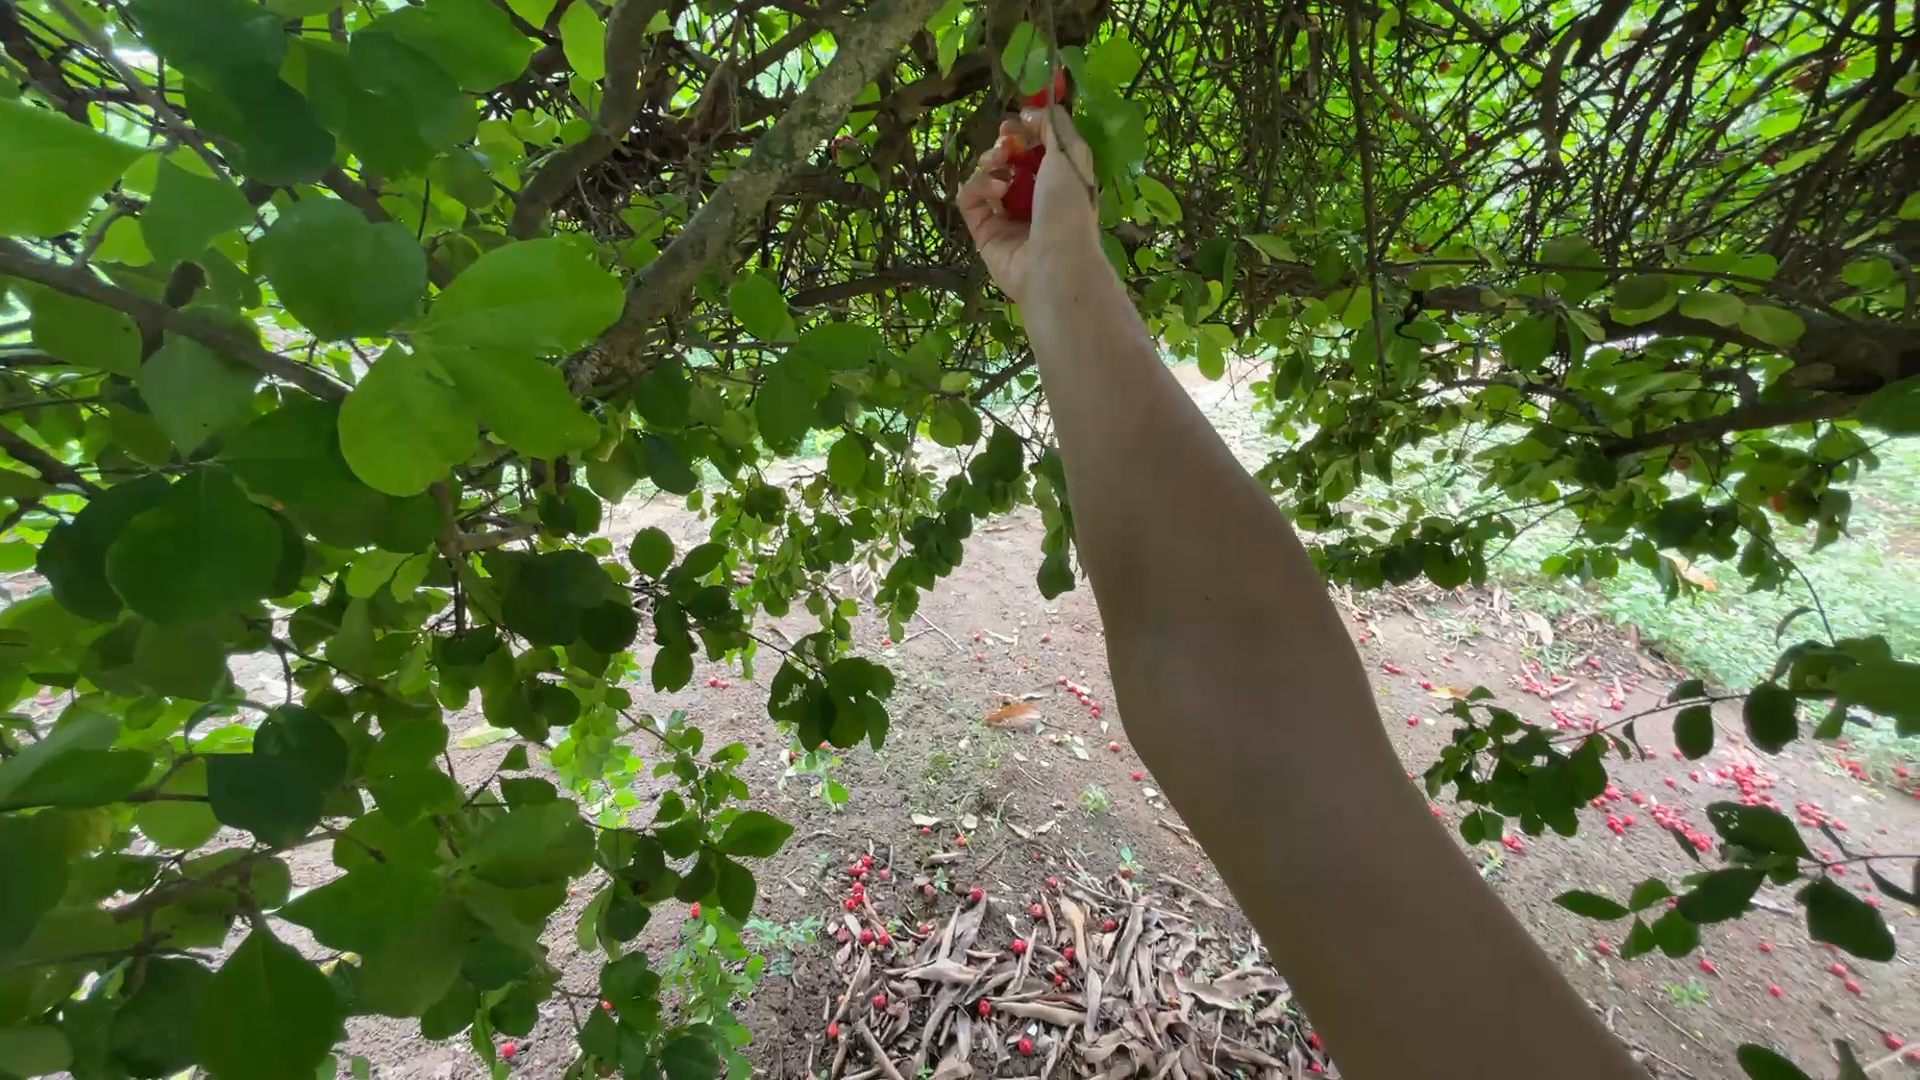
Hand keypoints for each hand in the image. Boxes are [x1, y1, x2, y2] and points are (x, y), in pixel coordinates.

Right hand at [958, 105, 1098, 305]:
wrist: (1054, 261)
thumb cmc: (1069, 207)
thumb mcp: (1071, 155)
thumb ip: (1053, 126)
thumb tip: (1031, 112)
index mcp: (1057, 183)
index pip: (1034, 151)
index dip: (1024, 132)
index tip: (1018, 122)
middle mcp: (1031, 200)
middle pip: (1007, 162)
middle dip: (1003, 146)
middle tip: (1005, 144)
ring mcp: (1006, 218)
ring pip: (985, 178)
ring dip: (989, 163)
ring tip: (999, 166)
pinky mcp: (984, 234)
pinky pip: (969, 201)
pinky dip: (977, 188)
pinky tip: (995, 191)